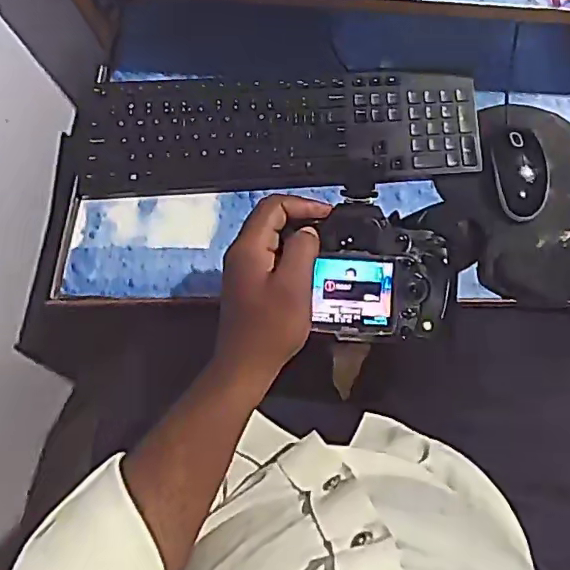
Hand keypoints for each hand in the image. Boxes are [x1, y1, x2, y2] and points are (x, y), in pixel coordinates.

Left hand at [214, 195, 331, 388]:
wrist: (245, 365)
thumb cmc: (270, 329)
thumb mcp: (294, 286)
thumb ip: (303, 251)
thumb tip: (309, 232)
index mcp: (249, 247)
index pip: (273, 206)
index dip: (303, 204)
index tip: (327, 213)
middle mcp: (241, 252)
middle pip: (270, 217)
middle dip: (300, 215)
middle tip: (327, 225)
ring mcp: (242, 266)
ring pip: (270, 235)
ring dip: (296, 233)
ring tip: (322, 242)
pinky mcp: (248, 280)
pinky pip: (270, 253)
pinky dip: (290, 250)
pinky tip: (307, 262)